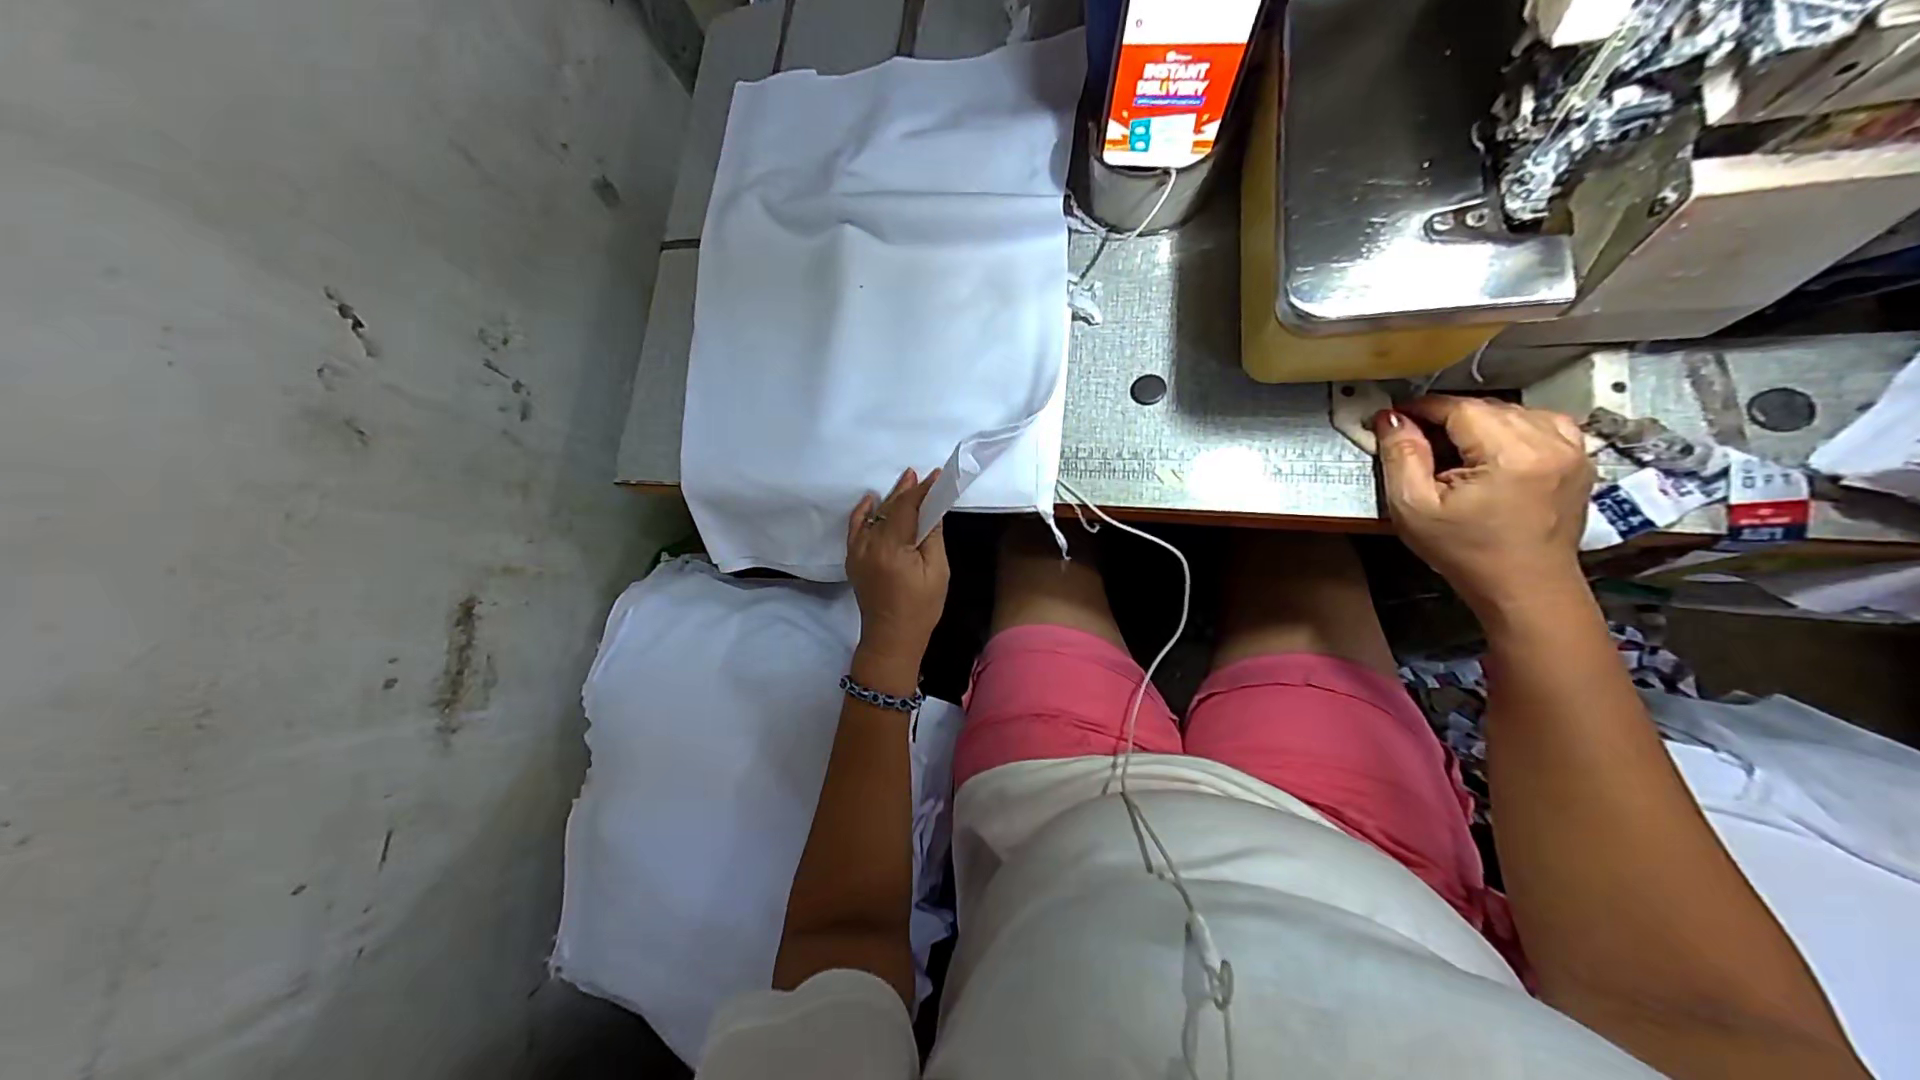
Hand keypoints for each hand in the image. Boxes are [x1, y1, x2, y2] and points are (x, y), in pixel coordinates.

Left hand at [846, 467, 949, 660]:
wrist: (892, 638)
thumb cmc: (921, 608)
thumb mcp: (937, 571)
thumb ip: (932, 536)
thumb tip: (932, 510)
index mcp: (891, 547)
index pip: (907, 507)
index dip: (923, 490)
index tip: (937, 477)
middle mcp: (869, 544)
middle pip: (890, 508)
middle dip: (907, 490)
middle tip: (922, 475)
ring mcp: (857, 551)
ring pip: (875, 516)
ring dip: (891, 499)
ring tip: (905, 482)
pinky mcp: (853, 559)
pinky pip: (855, 528)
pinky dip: (863, 513)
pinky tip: (871, 500)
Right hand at [1373, 396, 1593, 613]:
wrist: (1524, 587)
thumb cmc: (1465, 553)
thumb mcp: (1414, 508)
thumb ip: (1400, 456)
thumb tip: (1391, 419)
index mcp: (1512, 454)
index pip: (1460, 407)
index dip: (1422, 408)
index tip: (1394, 417)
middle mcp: (1551, 443)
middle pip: (1487, 407)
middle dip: (1448, 417)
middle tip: (1416, 440)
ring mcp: (1572, 450)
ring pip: (1513, 412)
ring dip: (1478, 422)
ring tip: (1452, 449)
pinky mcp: (1579, 459)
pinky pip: (1541, 423)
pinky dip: (1510, 428)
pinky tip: (1491, 449)